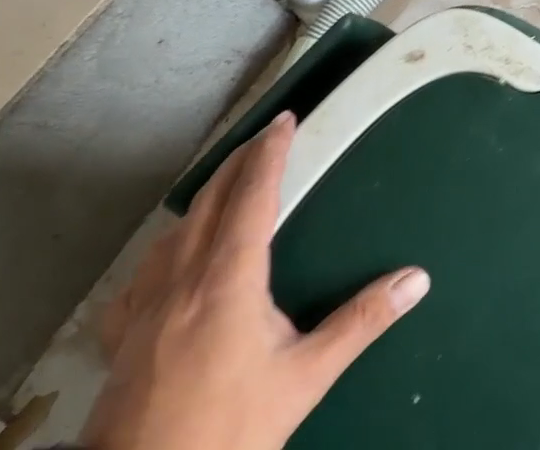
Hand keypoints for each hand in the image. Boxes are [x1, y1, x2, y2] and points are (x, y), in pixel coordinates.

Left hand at [82, 112, 429, 449]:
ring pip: (172, 234)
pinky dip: (166, 249)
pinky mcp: (122, 338)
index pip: (252, 198)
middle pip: (208, 203)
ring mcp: (144, 309)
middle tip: (262, 139)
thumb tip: (417, 278)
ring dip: (203, 200)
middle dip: (236, 164)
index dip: (269, 154)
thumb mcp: (307, 377)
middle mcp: (181, 281)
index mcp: (228, 281)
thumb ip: (361, 321)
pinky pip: (143, 274)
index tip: (283, 120)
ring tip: (226, 189)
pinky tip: (170, 263)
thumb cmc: (229, 428)